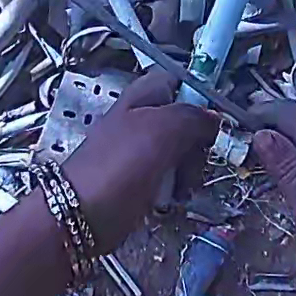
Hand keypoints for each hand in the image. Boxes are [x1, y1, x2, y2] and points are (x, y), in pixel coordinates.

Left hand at [60, 73, 216, 250]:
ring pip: (184, 150)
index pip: (182, 80)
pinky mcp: (141, 178)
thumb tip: (215, 118)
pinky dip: (176, 187)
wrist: (80, 215)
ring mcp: (141, 149)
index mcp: (144, 95)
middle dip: (199, 141)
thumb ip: (194, 117)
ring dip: (190, 169)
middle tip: (195, 158)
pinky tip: (172, 198)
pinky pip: (171, 175)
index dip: (201, 96)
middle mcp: (143, 117)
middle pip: (188, 119)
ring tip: (181, 185)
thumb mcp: (162, 131)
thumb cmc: (119, 166)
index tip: (213, 119)